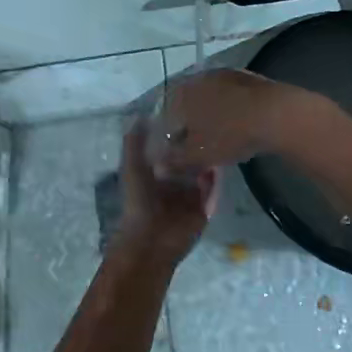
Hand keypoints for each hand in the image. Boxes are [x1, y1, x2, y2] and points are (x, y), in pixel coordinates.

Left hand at [112, 124, 216, 266]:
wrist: (150, 238)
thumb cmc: (138, 200)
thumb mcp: (132, 166)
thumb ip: (134, 142)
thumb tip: (139, 115)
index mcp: (154, 172)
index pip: (169, 148)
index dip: (176, 134)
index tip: (187, 113)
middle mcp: (173, 182)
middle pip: (189, 159)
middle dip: (197, 145)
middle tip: (210, 125)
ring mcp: (189, 196)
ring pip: (203, 172)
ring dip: (209, 159)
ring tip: (220, 139)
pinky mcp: (203, 208)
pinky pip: (212, 190)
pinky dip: (216, 178)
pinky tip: (220, 162)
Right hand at [160, 68, 313, 171]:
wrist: (276, 114)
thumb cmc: (229, 134)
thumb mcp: (198, 155)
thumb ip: (174, 161)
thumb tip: (157, 166)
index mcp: (179, 94)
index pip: (164, 116)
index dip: (168, 137)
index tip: (177, 153)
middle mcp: (196, 78)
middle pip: (186, 105)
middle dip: (189, 125)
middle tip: (198, 146)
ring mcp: (222, 74)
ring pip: (208, 99)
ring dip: (210, 115)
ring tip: (219, 137)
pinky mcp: (246, 77)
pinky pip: (229, 96)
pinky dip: (228, 109)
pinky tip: (238, 125)